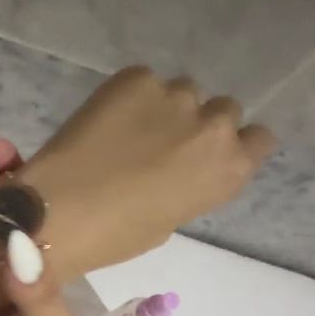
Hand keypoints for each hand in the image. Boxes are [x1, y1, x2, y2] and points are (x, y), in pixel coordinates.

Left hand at [18, 65, 274, 279]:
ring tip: (125, 136)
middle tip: (159, 148)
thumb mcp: (166, 222)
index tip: (206, 156)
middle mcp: (214, 126)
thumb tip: (178, 171)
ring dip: (164, 109)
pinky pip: (144, 82)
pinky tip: (103, 125)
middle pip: (223, 110)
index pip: (259, 139)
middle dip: (197, 126)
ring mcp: (176, 96)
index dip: (233, 146)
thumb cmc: (111, 237)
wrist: (55, 214)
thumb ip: (187, 188)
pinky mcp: (136, 78)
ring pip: (183, 93)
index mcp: (228, 170)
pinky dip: (130, 98)